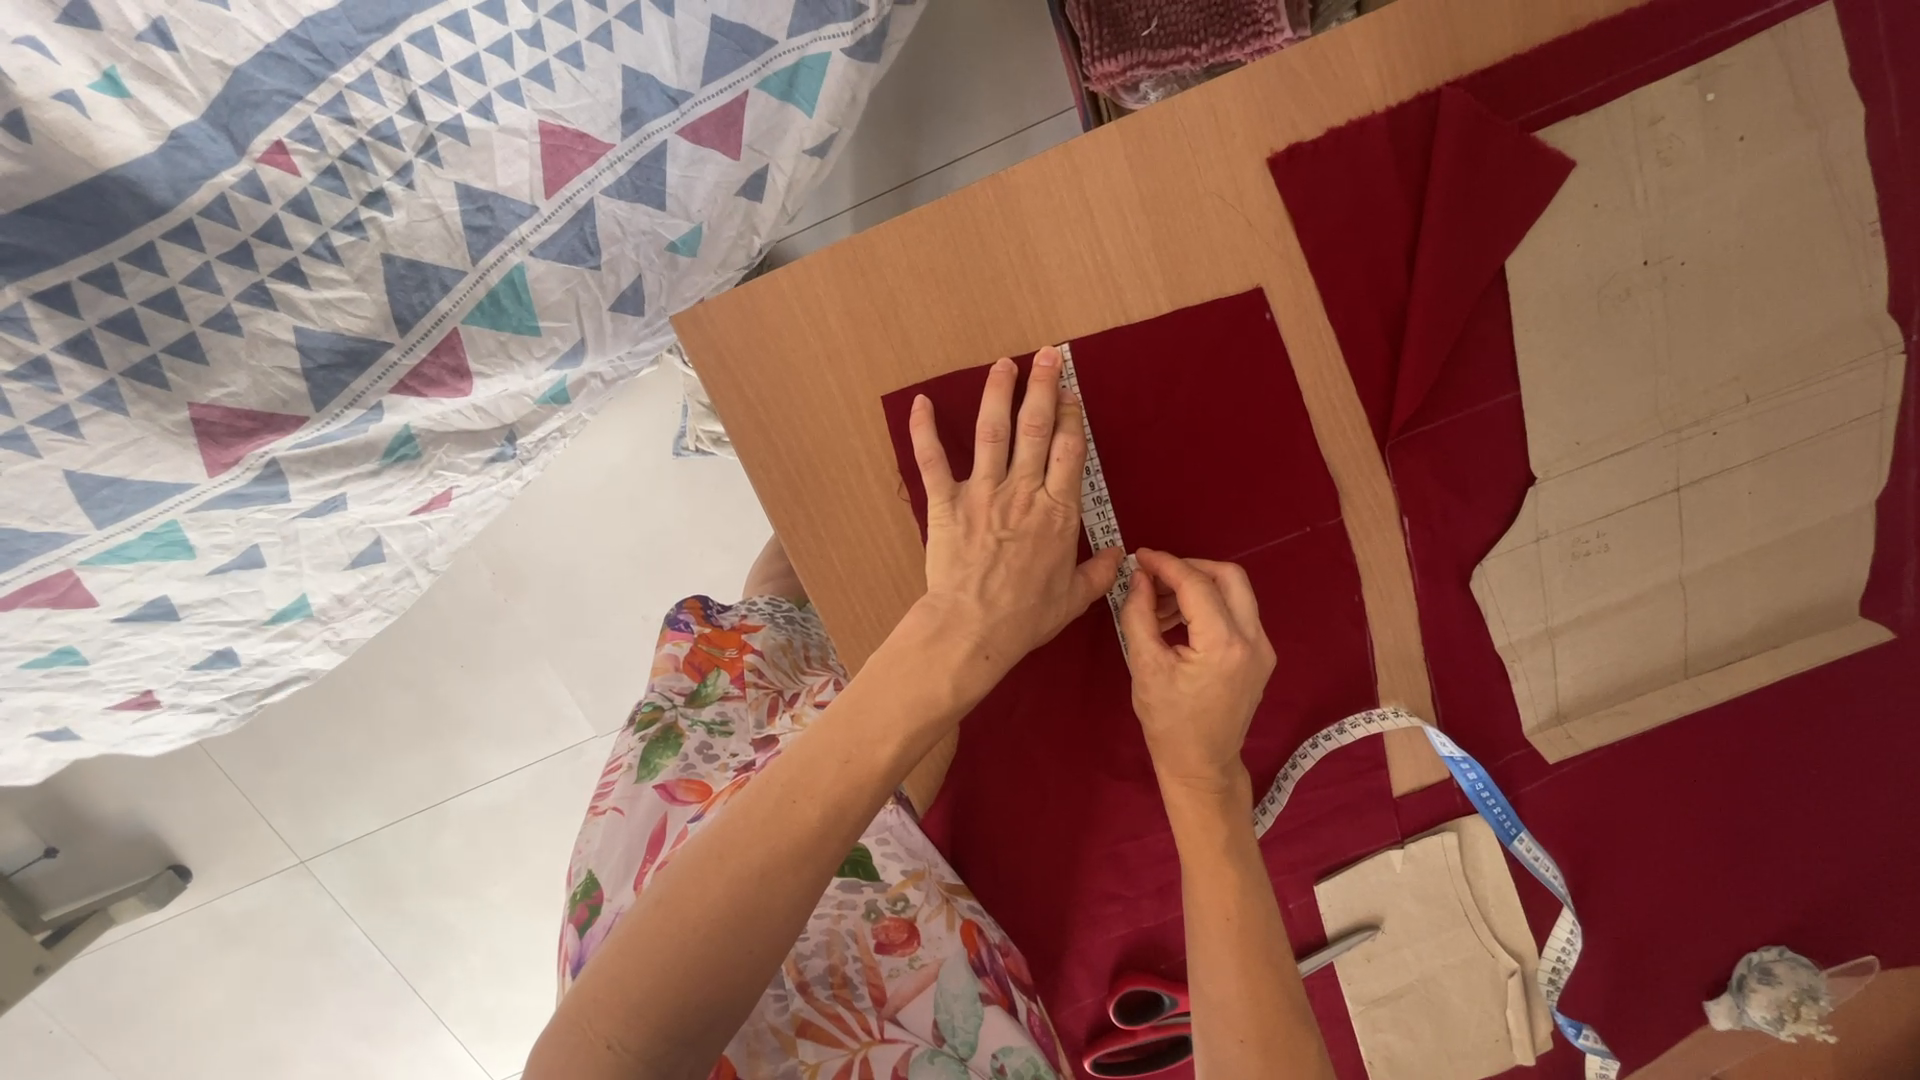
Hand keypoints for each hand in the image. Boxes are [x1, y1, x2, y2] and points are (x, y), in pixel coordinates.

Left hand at [907, 349, 1123, 686]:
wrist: (973, 628)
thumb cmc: (1025, 617)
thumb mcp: (1073, 599)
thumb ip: (1098, 574)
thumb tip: (1120, 557)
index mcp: (1058, 512)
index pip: (1068, 450)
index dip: (1070, 417)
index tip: (1070, 393)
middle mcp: (1023, 492)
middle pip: (1036, 427)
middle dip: (1043, 387)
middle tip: (1047, 356)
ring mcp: (983, 493)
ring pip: (993, 431)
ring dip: (998, 393)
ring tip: (1004, 364)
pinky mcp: (946, 503)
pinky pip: (932, 460)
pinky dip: (924, 430)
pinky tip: (920, 402)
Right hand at [1119, 549, 1276, 792]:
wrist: (1201, 765)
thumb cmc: (1168, 722)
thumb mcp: (1144, 666)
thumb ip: (1139, 614)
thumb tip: (1139, 577)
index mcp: (1224, 645)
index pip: (1196, 585)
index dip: (1166, 565)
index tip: (1140, 557)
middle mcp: (1253, 640)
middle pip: (1229, 577)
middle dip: (1189, 567)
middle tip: (1155, 576)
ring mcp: (1262, 648)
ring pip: (1236, 593)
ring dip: (1198, 586)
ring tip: (1158, 604)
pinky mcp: (1260, 656)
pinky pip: (1237, 613)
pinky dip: (1208, 605)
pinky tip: (1178, 620)